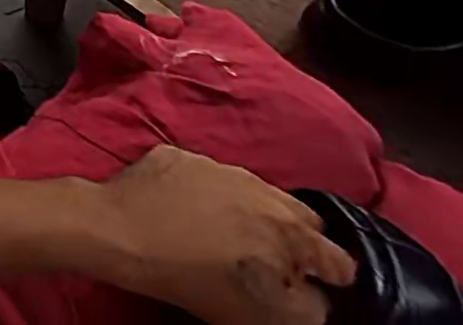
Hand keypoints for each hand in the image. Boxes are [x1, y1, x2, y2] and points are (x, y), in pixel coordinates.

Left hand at [92, 146, 355, 324]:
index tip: (310, 283)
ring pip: (252, 188)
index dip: (328, 276)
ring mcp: (215, 166)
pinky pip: (204, 173)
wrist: (124, 232)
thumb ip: (311, 307)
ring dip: (250, 207)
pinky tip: (189, 206)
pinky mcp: (177, 154)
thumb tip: (316, 292)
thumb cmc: (197, 278)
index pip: (339, 258)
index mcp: (292, 232)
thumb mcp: (271, 317)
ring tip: (228, 229)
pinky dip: (204, 189)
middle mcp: (259, 189)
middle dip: (296, 237)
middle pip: (300, 216)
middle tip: (271, 255)